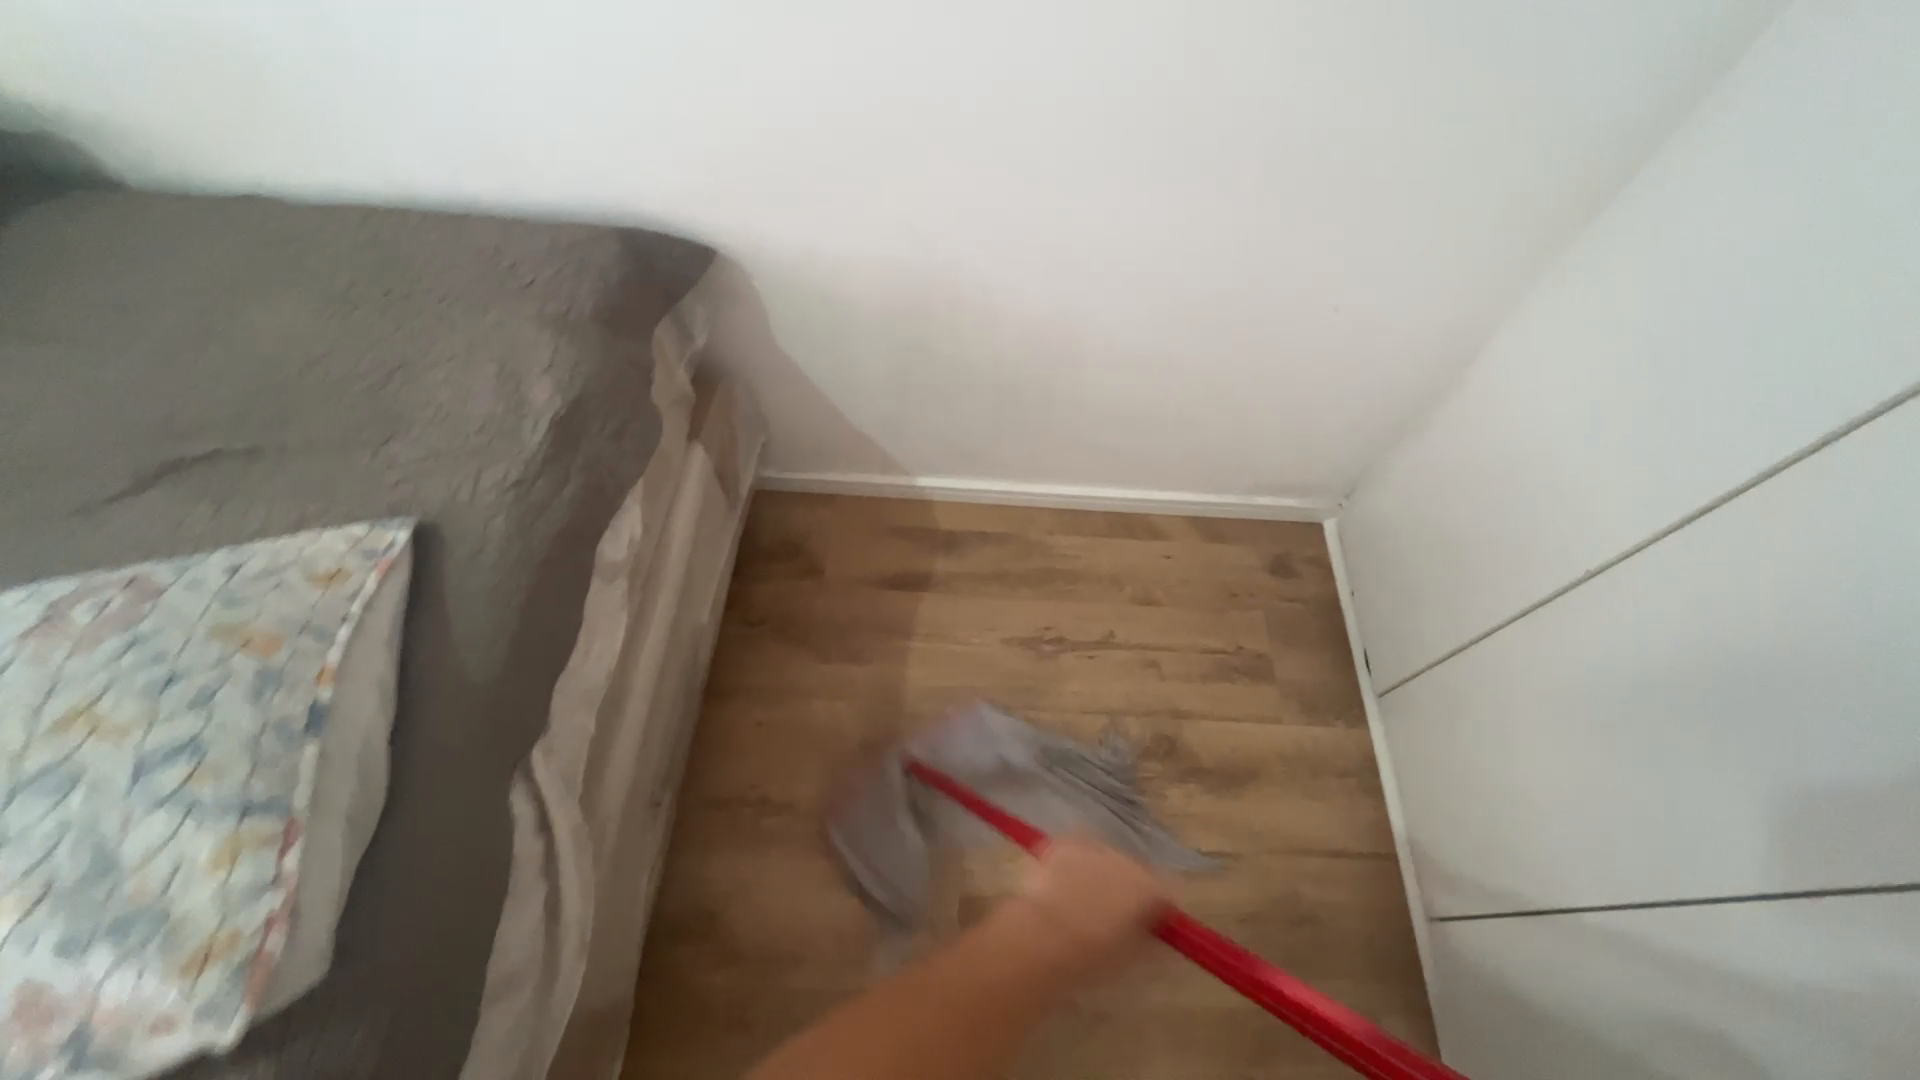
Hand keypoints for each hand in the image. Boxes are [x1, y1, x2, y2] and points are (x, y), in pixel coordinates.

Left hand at [1011, 836, 1170, 971]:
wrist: (1043, 937)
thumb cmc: (1091, 956)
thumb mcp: (1131, 957)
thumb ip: (1148, 936)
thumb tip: (1150, 929)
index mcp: (1150, 888)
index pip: (1168, 892)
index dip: (1159, 908)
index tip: (1150, 925)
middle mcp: (1127, 860)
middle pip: (1136, 871)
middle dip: (1127, 889)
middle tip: (1110, 915)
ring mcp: (1094, 847)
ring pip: (1105, 857)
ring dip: (1100, 873)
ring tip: (1080, 900)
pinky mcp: (1065, 843)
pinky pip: (1076, 849)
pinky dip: (1073, 862)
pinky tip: (1061, 883)